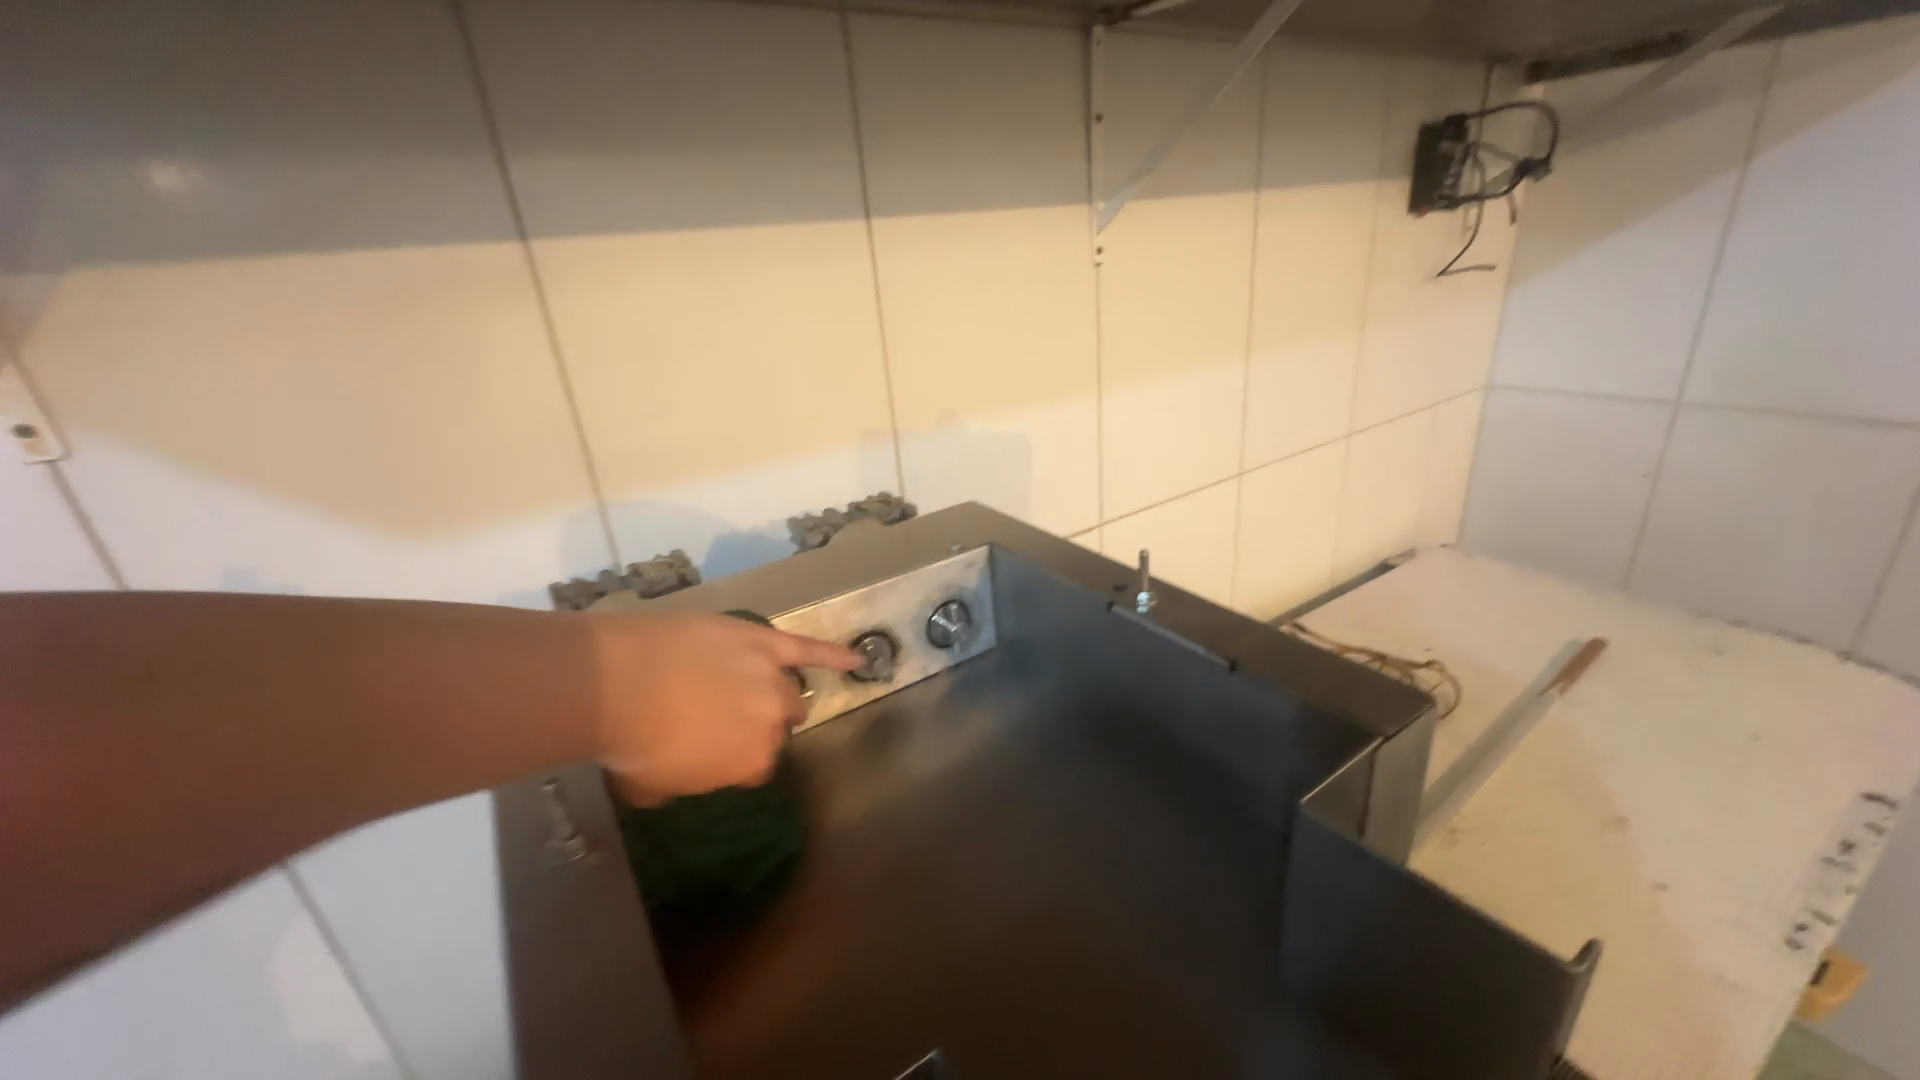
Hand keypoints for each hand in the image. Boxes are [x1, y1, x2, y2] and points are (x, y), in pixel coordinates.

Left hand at [587, 613, 861, 803]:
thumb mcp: (653, 787)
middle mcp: (772, 722)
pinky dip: (832, 654)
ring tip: (753, 691)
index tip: (714, 751)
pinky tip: (856, 658)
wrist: (616, 682)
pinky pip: (807, 648)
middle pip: (777, 725)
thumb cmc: (630, 743)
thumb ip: (686, 783)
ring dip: (774, 695)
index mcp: (751, 763)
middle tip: (724, 719)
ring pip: (788, 691)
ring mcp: (771, 677)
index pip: (758, 764)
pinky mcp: (762, 641)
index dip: (736, 757)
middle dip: (756, 726)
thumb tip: (686, 776)